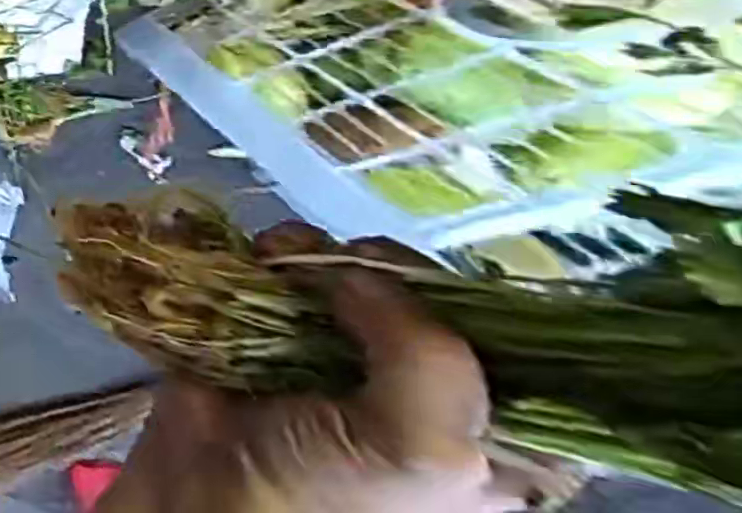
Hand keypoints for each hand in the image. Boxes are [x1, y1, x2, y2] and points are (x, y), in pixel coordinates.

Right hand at [101, 225, 503, 512]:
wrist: (217, 492)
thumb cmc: (335, 491)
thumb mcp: (420, 448)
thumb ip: (426, 358)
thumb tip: (359, 269)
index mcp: (502, 431)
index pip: (524, 339)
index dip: (470, 294)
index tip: (411, 277)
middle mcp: (430, 383)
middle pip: (426, 293)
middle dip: (378, 264)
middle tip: (339, 262)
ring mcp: (352, 350)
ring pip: (356, 271)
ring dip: (317, 252)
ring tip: (282, 257)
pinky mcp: (286, 326)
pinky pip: (294, 271)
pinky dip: (276, 253)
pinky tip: (262, 256)